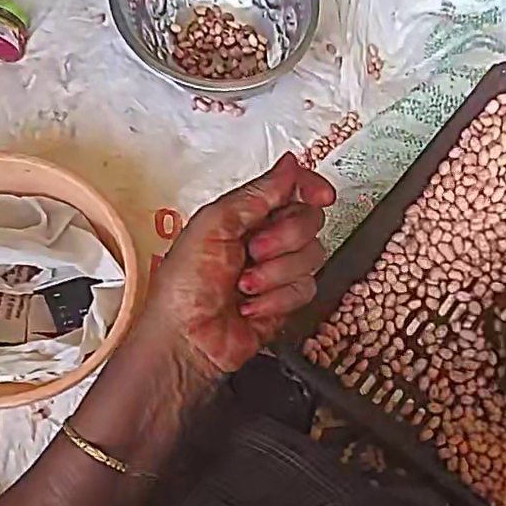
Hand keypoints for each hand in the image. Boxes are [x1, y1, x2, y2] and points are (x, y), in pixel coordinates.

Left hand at [138, 153, 335, 379]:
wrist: (187, 340)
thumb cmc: (184, 287)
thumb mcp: (212, 226)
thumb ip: (256, 195)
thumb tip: (289, 165)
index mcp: (245, 215)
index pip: (291, 190)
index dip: (310, 188)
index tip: (321, 194)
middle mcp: (266, 239)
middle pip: (309, 222)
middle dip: (283, 238)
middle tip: (253, 251)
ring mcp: (278, 271)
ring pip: (312, 257)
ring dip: (275, 274)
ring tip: (243, 286)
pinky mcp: (287, 300)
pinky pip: (305, 289)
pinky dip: (276, 299)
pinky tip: (250, 307)